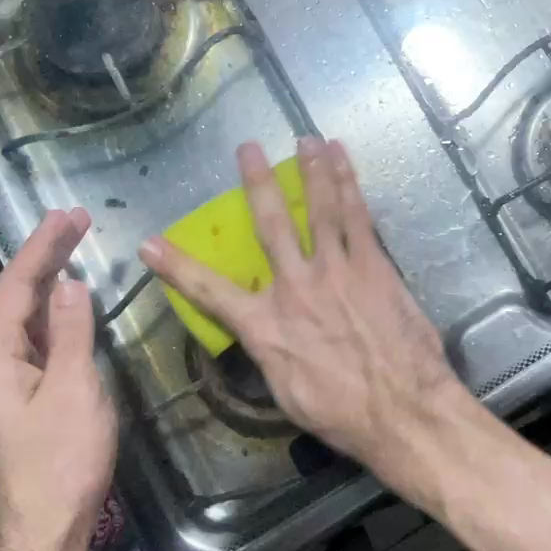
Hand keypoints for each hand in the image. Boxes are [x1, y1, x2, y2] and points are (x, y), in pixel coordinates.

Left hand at [0, 208, 117, 550]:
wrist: (40, 536)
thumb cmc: (60, 464)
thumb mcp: (76, 392)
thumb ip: (73, 334)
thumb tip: (70, 283)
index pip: (14, 289)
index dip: (42, 248)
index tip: (69, 214)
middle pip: (12, 302)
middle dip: (42, 259)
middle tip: (75, 221)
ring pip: (20, 325)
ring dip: (47, 286)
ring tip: (74, 251)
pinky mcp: (13, 406)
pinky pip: (30, 347)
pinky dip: (51, 319)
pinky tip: (70, 311)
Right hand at [139, 139, 471, 487]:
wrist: (400, 407)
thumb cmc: (342, 413)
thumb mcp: (286, 393)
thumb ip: (271, 354)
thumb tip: (265, 335)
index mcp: (266, 327)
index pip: (210, 293)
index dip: (178, 268)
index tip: (151, 244)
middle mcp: (296, 287)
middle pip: (271, 225)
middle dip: (258, 183)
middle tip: (248, 149)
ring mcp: (337, 270)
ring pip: (320, 208)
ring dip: (313, 169)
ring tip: (307, 138)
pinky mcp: (373, 264)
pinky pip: (357, 215)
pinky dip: (349, 184)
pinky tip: (345, 162)